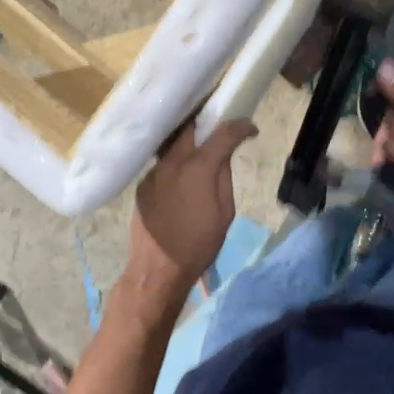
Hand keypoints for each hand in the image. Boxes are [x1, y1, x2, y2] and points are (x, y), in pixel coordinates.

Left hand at [128, 118, 258, 292]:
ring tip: (200, 152)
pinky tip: (181, 182)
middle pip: (190, 128)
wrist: (158, 268)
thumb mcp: (225, 213)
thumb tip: (224, 155)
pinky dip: (175, 166)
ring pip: (173, 145)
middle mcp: (172, 162)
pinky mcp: (142, 185)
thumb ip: (224, 177)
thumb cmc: (199, 244)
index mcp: (197, 168)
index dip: (240, 127)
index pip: (223, 133)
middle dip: (207, 124)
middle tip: (220, 131)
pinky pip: (163, 166)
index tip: (250, 130)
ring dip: (188, 144)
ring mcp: (153, 172)